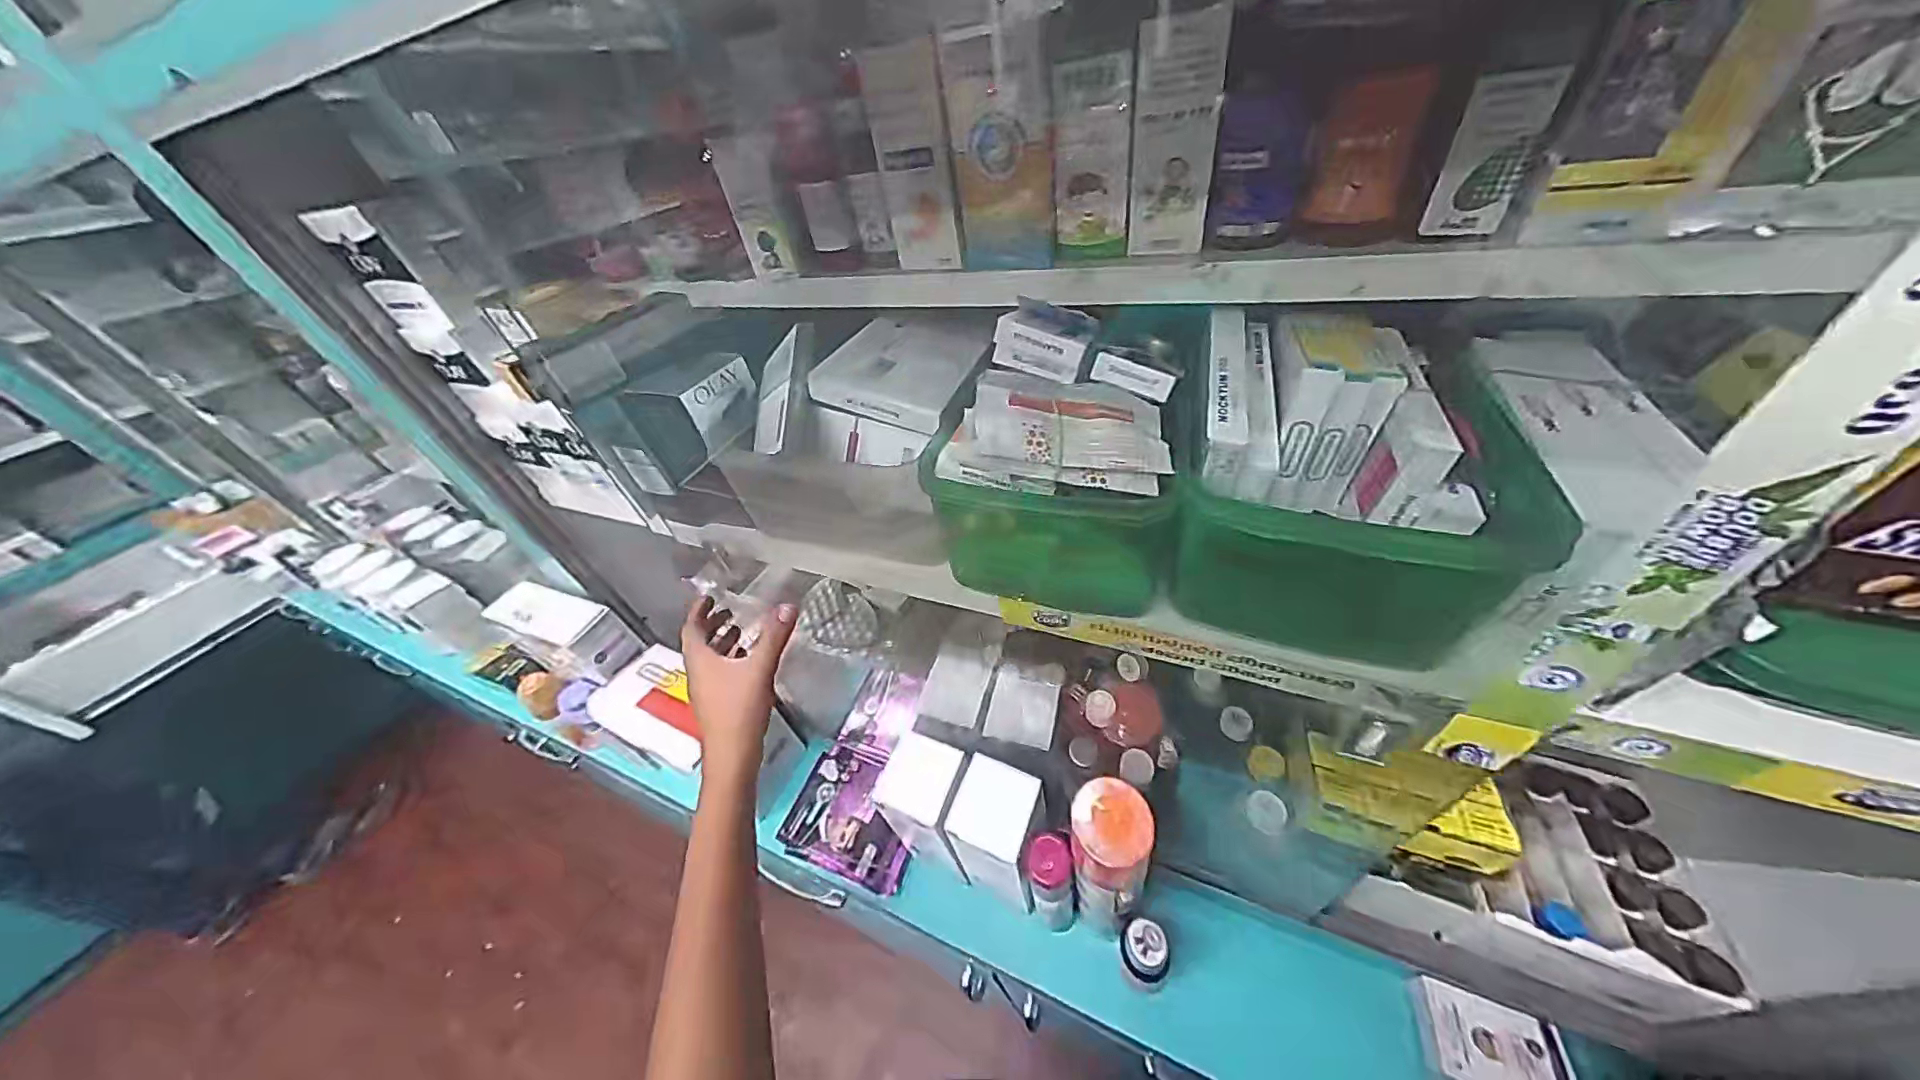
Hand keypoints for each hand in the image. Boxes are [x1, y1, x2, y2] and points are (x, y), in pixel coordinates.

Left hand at [681, 595, 797, 786]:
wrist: (733, 754)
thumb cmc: (739, 709)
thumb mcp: (760, 667)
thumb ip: (774, 636)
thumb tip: (787, 606)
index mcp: (699, 660)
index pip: (691, 628)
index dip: (698, 610)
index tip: (708, 597)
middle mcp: (697, 673)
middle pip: (699, 643)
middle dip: (712, 625)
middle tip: (728, 611)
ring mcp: (705, 690)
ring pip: (709, 659)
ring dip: (722, 643)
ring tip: (741, 631)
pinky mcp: (716, 703)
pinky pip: (719, 673)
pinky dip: (730, 661)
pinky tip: (750, 662)